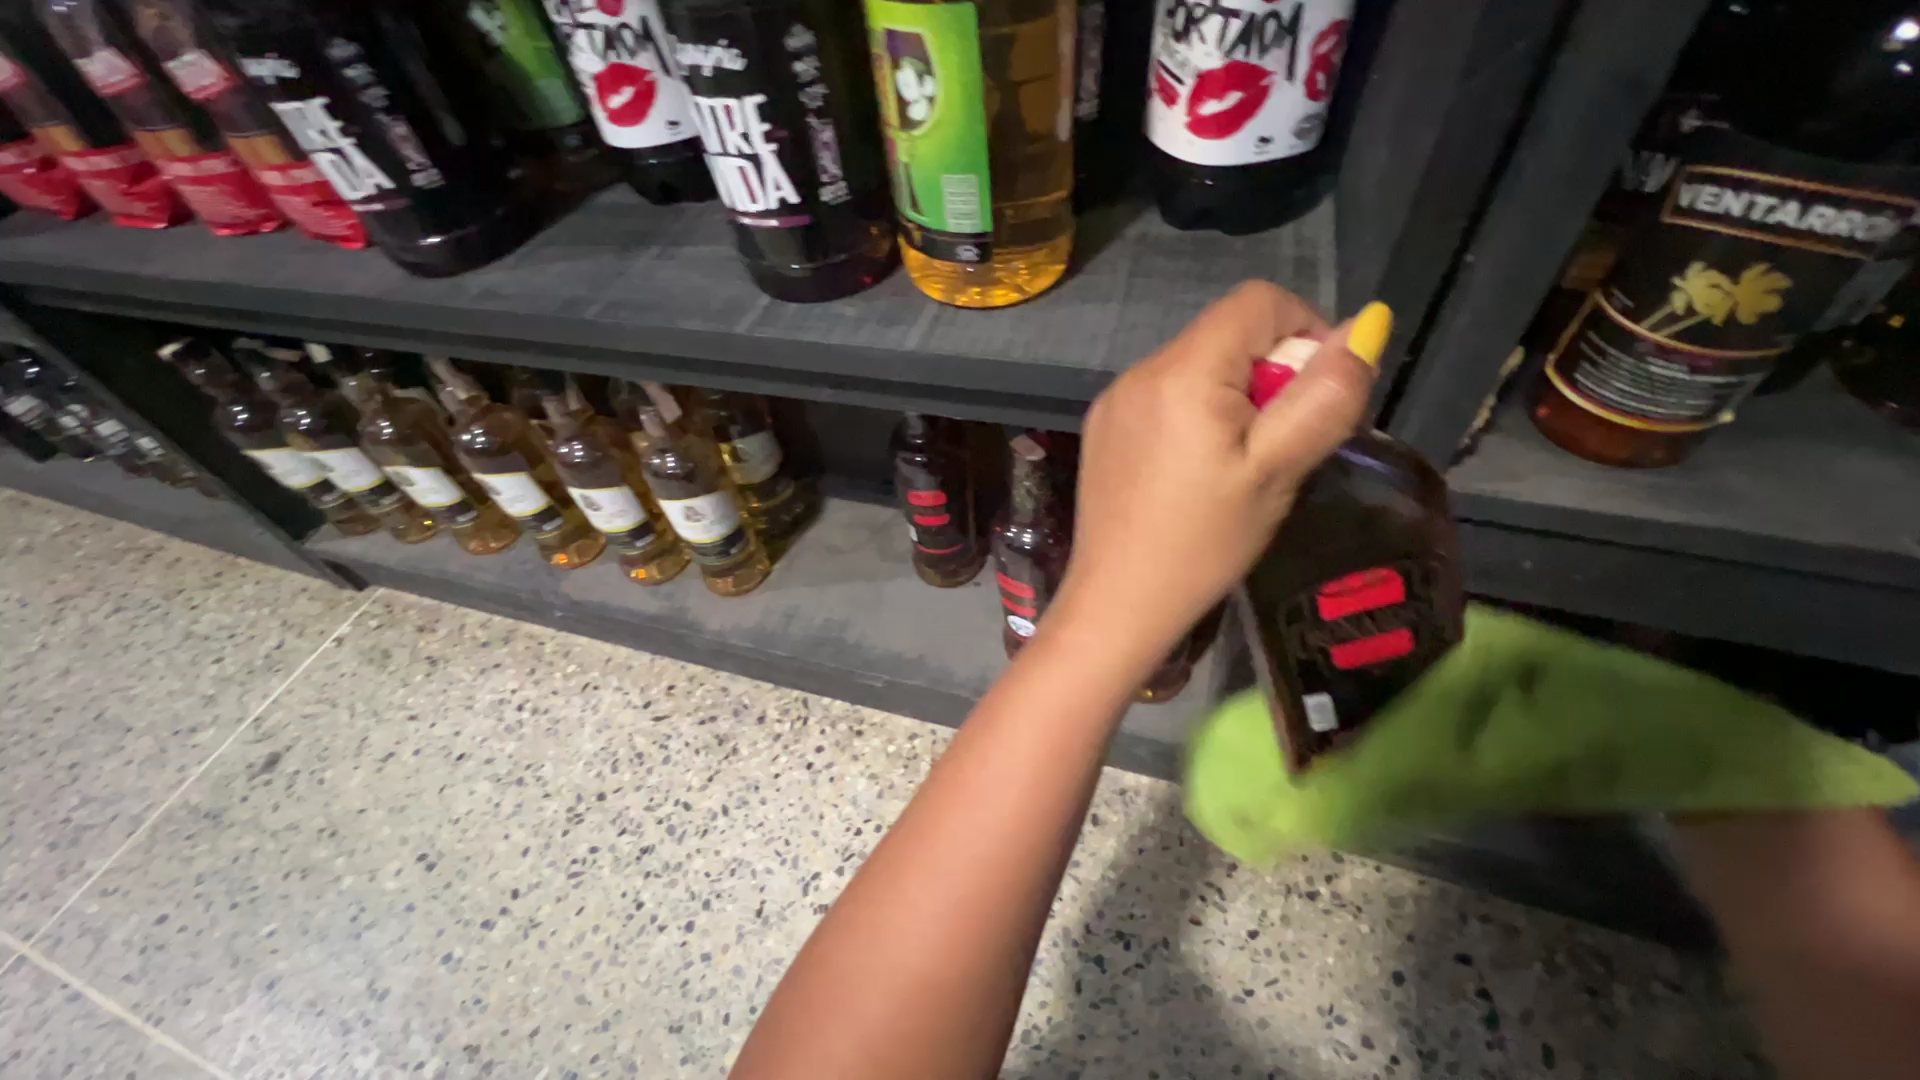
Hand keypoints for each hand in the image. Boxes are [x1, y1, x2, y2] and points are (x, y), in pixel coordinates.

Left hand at [1046, 281, 1387, 669]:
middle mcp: (1140, 370)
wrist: (1117, 602)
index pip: (1258, 301)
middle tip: (1274, 446)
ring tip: (1235, 466)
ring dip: (1233, 397)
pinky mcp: (1103, 428)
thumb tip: (1364, 324)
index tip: (1312, 396)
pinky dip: (1195, 415)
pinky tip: (1194, 474)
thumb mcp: (1278, 470)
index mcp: (1182, 370)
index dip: (1303, 331)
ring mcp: (1114, 400)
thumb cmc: (1203, 543)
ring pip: (1197, 366)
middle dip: (1268, 373)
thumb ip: (1324, 394)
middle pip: (1226, 333)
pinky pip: (1164, 396)